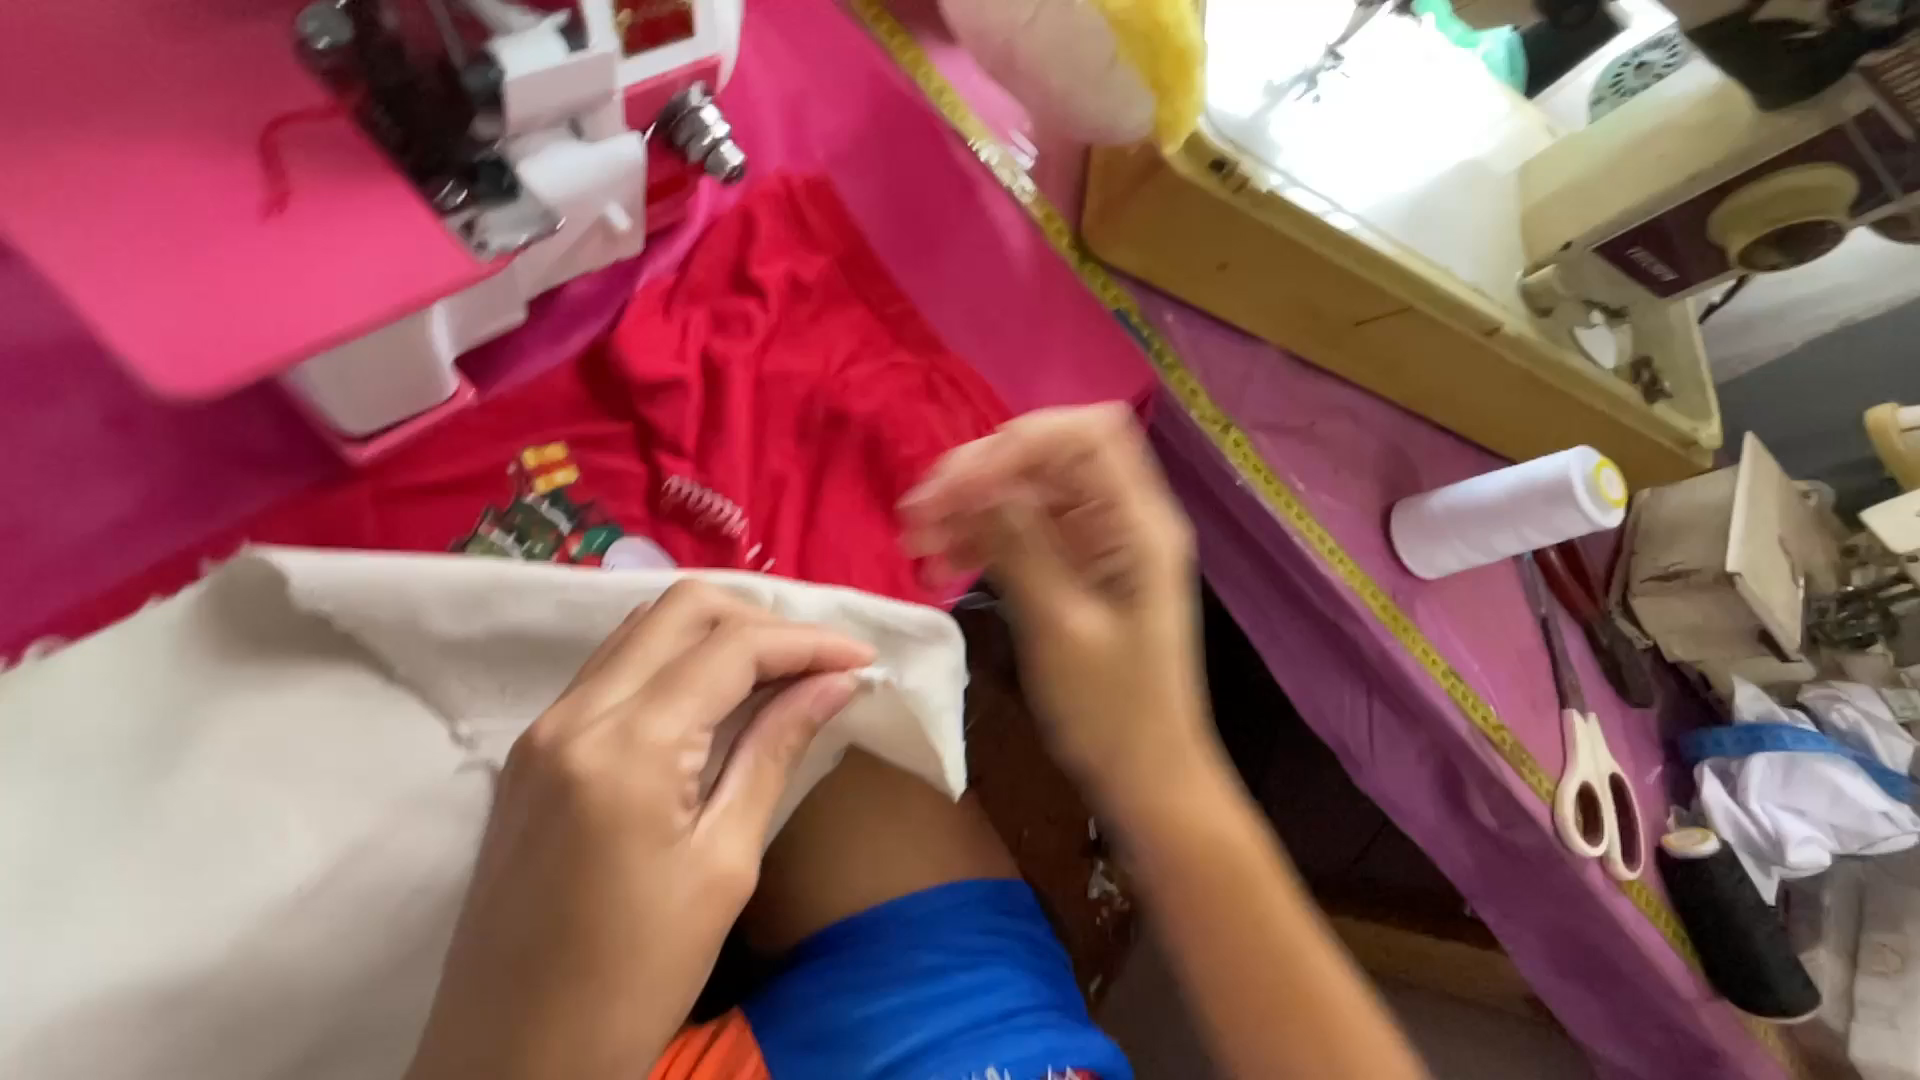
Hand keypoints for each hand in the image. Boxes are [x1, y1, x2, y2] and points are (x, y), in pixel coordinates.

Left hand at [405, 582, 874, 1079]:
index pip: (732, 648)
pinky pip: (615, 669)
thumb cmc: (635, 979)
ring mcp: (543, 728)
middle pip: (680, 609)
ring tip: (778, 673)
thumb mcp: (726, 864)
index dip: (807, 641)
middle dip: (760, 620)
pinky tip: (716, 700)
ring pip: (642, 629)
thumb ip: (775, 751)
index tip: (862, 657)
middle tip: (817, 662)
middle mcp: (574, 714)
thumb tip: (836, 684)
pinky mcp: (533, 751)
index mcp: (626, 747)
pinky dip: (675, 662)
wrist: (508, 1063)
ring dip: (716, 634)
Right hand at [900, 404, 1210, 801]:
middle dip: (980, 475)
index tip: (957, 487)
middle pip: (1048, 458)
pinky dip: (981, 539)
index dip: (1017, 443)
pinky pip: (1024, 533)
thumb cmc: (1113, 714)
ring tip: (917, 546)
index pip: (1084, 435)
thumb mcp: (1060, 628)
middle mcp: (1123, 519)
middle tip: (919, 515)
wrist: (1146, 775)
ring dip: (970, 509)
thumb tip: (977, 482)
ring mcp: (1099, 543)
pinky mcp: (1077, 569)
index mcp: (1139, 524)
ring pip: (1027, 493)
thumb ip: (1020, 546)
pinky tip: (940, 566)